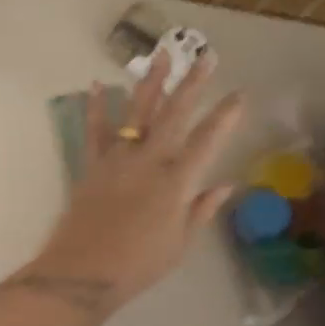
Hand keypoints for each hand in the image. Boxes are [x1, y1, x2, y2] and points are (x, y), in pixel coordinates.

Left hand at [26, 50, 242, 315]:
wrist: (84, 270)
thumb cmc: (139, 264)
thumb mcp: (180, 243)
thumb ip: (201, 210)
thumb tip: (225, 185)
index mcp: (176, 182)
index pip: (207, 140)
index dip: (225, 116)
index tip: (239, 94)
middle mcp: (149, 161)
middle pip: (174, 115)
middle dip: (192, 84)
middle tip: (206, 56)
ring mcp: (117, 159)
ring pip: (137, 112)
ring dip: (150, 82)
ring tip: (162, 55)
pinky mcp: (91, 165)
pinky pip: (94, 130)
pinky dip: (96, 107)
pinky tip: (98, 84)